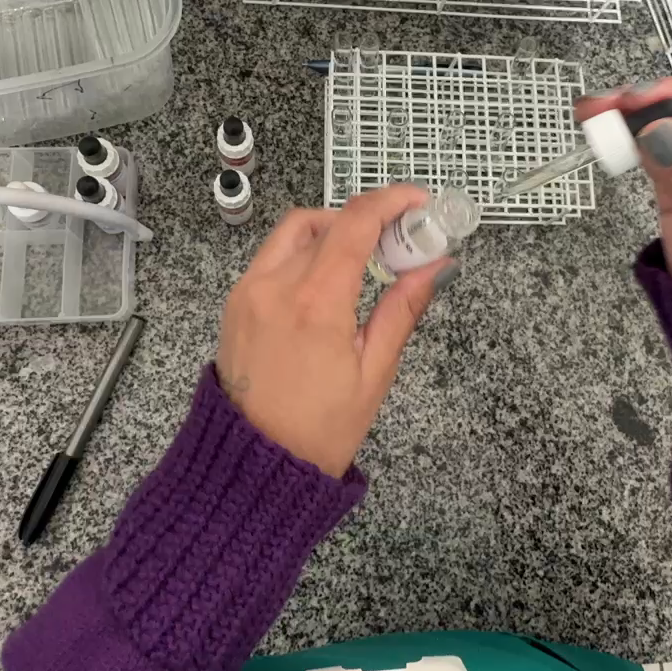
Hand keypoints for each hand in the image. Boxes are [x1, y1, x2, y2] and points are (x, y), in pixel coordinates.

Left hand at [216, 185, 455, 476]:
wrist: (251, 470)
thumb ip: (403, 308)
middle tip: (397, 240)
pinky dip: (303, 250)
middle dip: (366, 218)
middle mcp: (275, 284)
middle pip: (325, 220)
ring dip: (331, 229)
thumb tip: (437, 265)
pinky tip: (326, 279)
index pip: (356, 223)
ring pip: (293, 231)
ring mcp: (248, 291)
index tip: (417, 202)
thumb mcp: (374, 373)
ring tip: (362, 257)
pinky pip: (272, 256)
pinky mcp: (235, 303)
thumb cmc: (319, 431)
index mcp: (316, 302)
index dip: (391, 201)